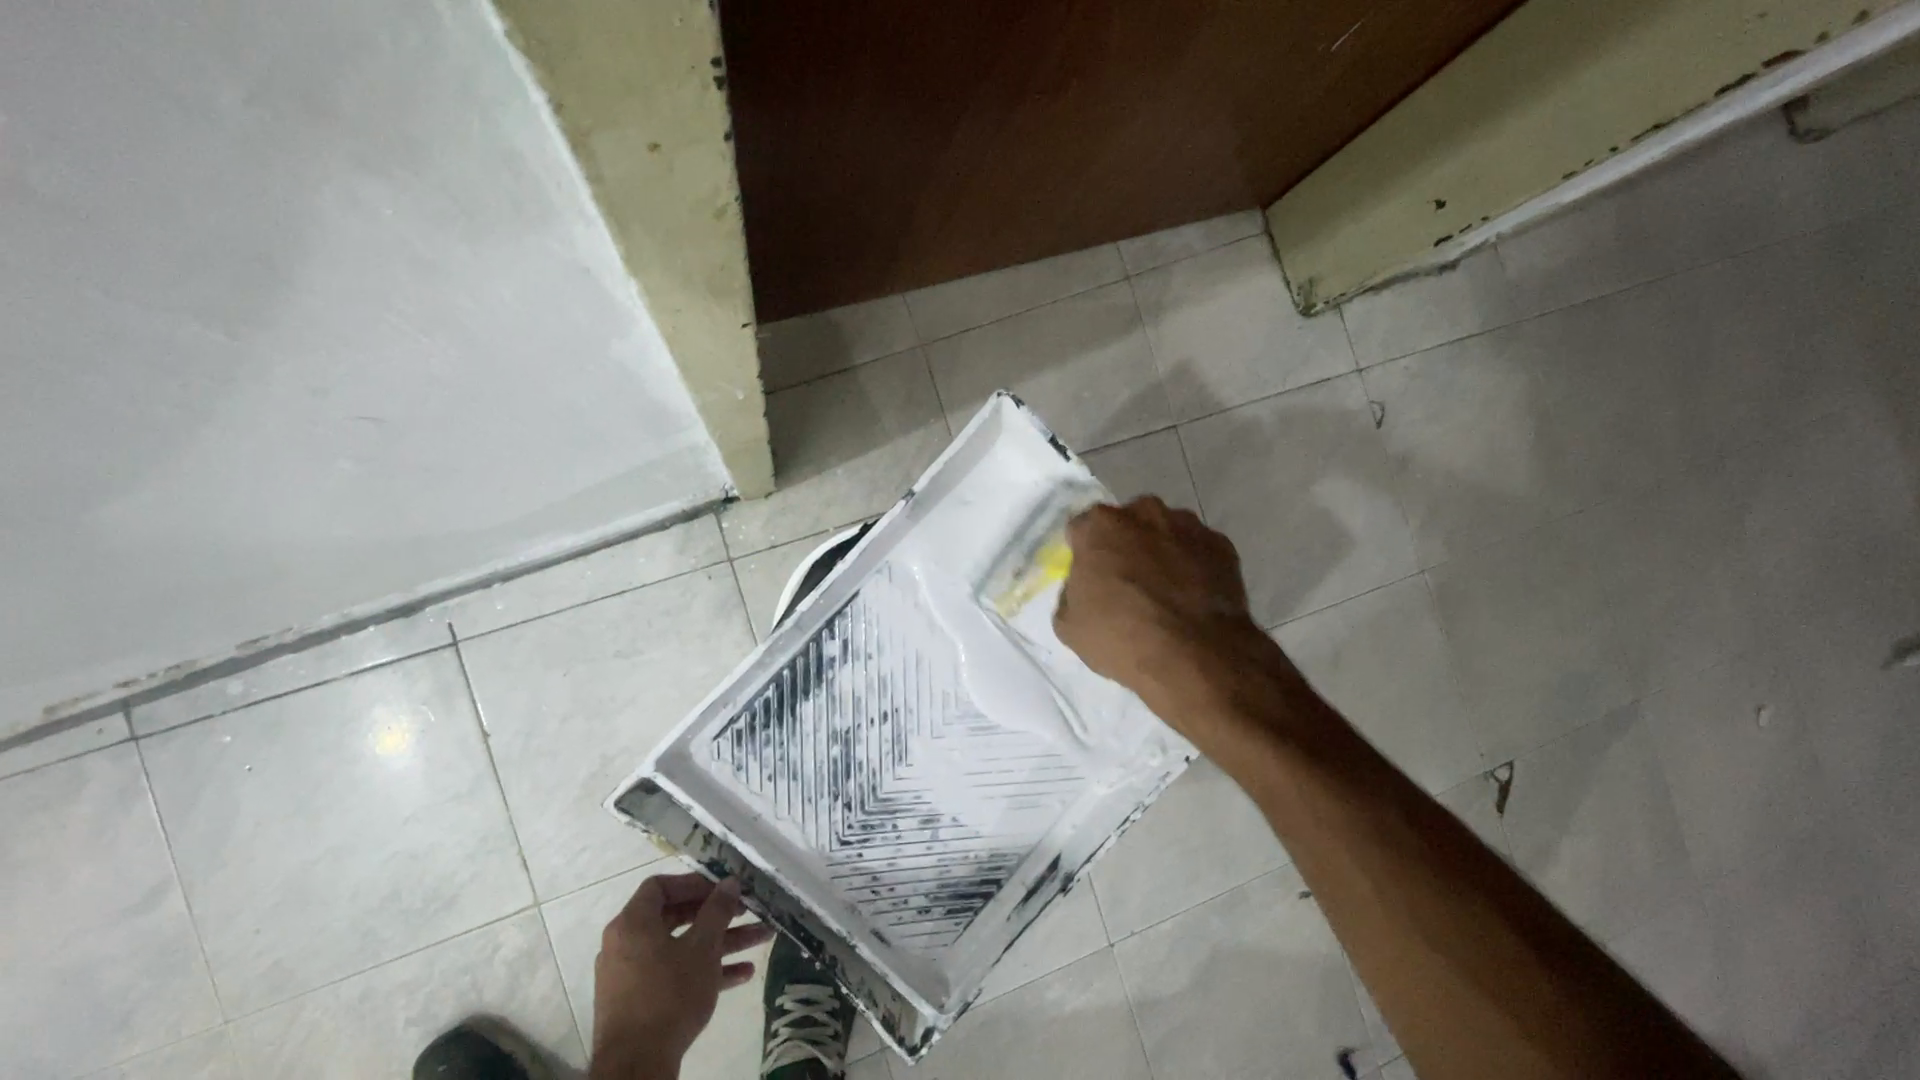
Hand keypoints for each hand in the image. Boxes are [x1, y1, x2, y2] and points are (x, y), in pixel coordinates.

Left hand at [590, 873, 774, 1076]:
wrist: (636, 1064)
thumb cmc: (670, 994)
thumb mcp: (702, 948)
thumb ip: (717, 910)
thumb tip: (729, 881)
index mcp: (633, 923)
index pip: (660, 886)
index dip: (694, 882)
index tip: (723, 888)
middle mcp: (626, 944)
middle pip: (676, 917)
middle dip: (717, 915)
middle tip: (747, 911)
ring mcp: (632, 974)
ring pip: (681, 947)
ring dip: (721, 943)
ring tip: (761, 939)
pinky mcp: (640, 1001)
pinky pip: (675, 974)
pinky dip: (705, 970)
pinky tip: (742, 975)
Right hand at [1054, 497, 1279, 718]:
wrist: (1195, 656)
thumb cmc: (1121, 637)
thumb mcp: (1070, 625)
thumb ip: (1073, 592)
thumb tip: (1086, 587)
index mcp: (1100, 525)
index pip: (1082, 529)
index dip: (1084, 553)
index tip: (1090, 578)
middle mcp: (1144, 512)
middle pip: (1127, 523)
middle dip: (1125, 546)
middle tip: (1127, 584)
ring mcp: (1188, 526)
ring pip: (1166, 533)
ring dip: (1161, 553)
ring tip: (1166, 594)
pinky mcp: (1222, 546)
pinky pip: (1198, 551)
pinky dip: (1194, 567)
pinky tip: (1193, 599)